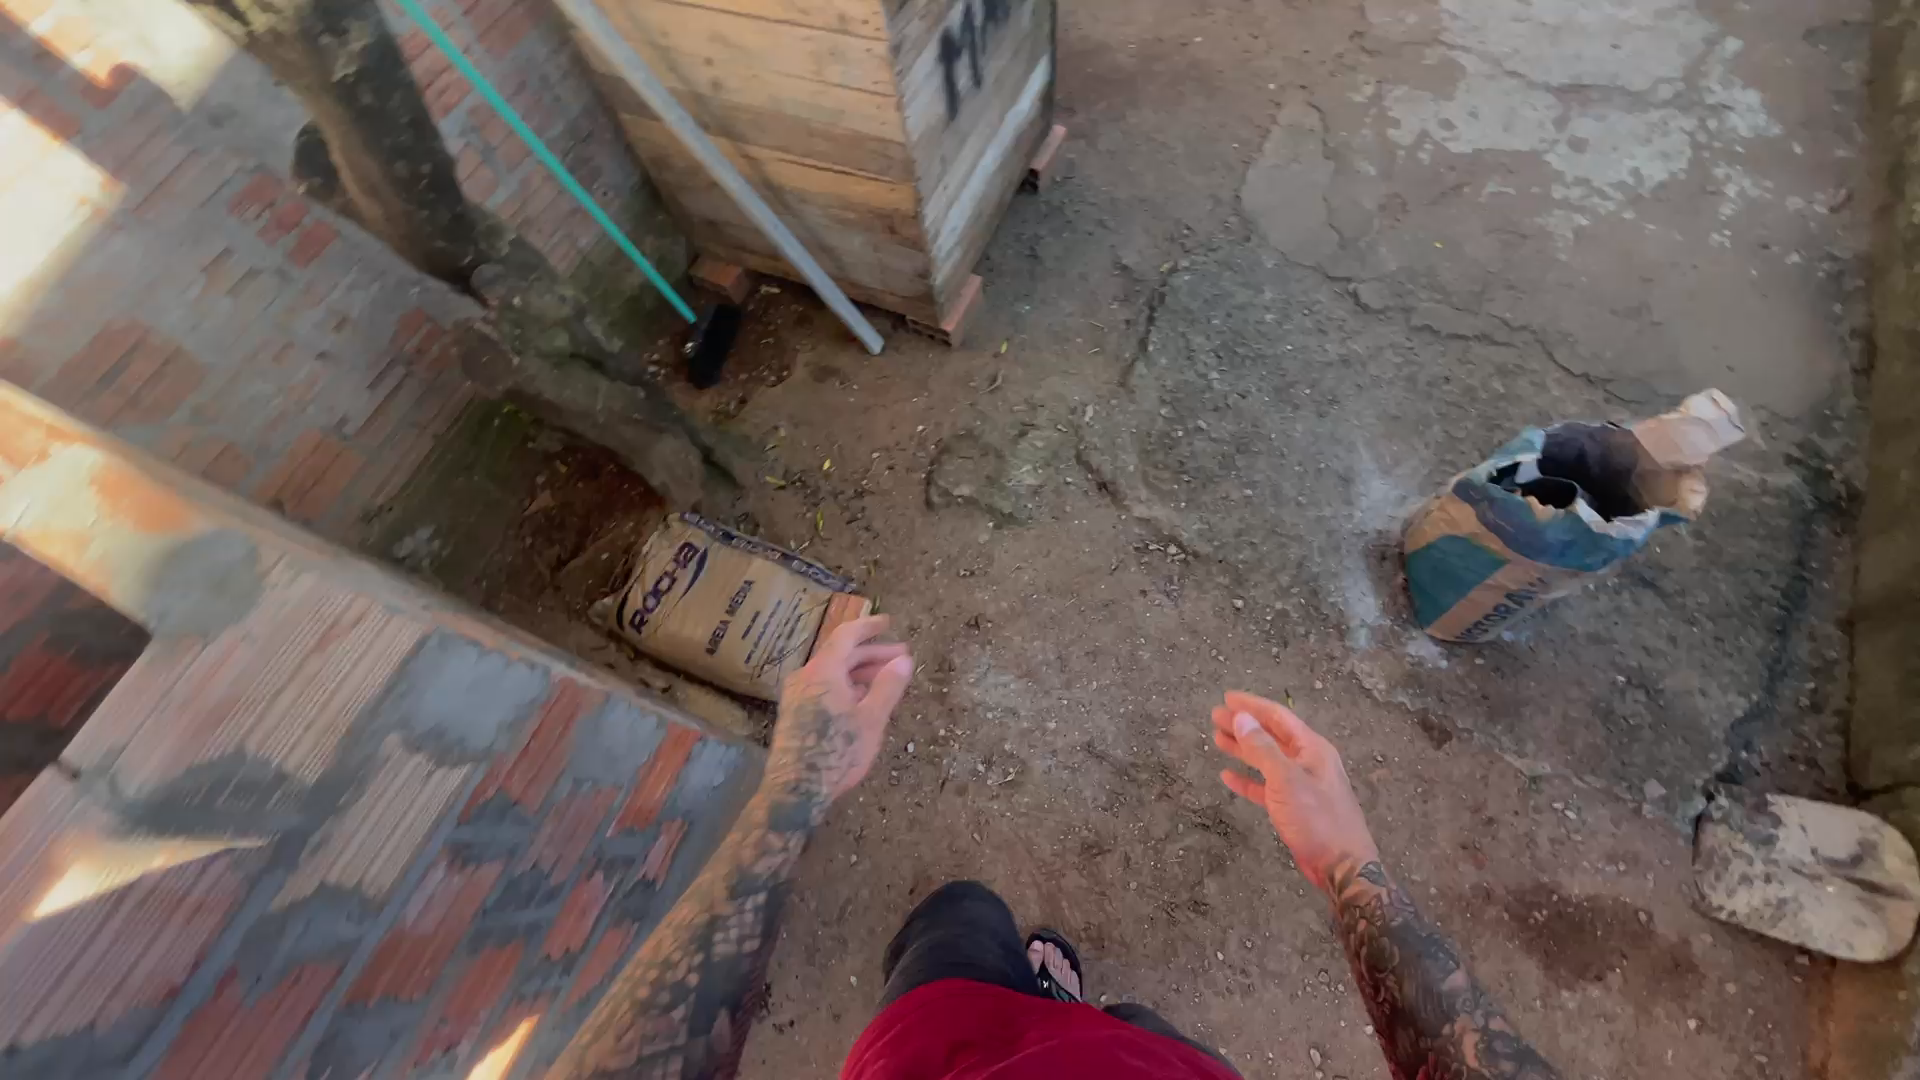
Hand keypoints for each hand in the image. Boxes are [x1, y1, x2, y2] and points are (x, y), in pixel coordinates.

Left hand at [769, 614, 913, 807]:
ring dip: (861, 672)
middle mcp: (806, 677)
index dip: (869, 627)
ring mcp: (797, 696)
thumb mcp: (871, 719)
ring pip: (833, 673)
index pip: (846, 636)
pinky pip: (824, 688)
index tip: (888, 622)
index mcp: (823, 670)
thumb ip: (888, 686)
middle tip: (901, 656)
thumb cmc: (837, 752)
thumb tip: (904, 659)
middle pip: (841, 655)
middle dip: (872, 654)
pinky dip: (847, 686)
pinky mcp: (795, 714)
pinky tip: (864, 700)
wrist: (795, 790)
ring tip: (888, 679)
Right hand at [1213, 690, 1378, 895]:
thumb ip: (1262, 747)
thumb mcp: (1286, 779)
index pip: (1278, 717)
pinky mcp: (1294, 807)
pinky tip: (1228, 776)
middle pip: (1271, 735)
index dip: (1252, 705)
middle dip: (1244, 725)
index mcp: (1312, 749)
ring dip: (1243, 749)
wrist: (1344, 867)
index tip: (1227, 698)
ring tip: (1217, 739)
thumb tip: (1241, 717)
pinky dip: (1248, 779)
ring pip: (1267, 759)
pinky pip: (1266, 785)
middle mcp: (1308, 762)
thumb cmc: (1317, 818)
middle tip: (1216, 716)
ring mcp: (1301, 785)